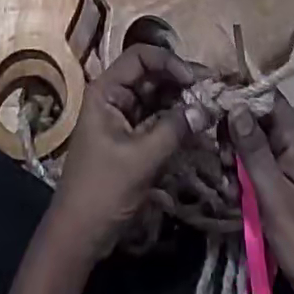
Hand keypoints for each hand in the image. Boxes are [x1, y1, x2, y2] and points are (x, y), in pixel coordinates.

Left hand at [48, 44, 196, 257]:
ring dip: (183, 101)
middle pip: (152, 75)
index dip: (169, 62)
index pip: (140, 57)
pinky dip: (178, 121)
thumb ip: (175, 129)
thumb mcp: (141, 159)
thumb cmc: (102, 191)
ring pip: (158, 97)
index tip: (194, 80)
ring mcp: (123, 118)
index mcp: (106, 91)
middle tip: (214, 92)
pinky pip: (159, 119)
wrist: (79, 236)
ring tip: (211, 108)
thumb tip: (208, 107)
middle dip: (182, 82)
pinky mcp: (132, 138)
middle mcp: (114, 97)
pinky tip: (200, 126)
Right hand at [227, 93, 293, 293]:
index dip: (239, 94)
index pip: (266, 97)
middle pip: (252, 119)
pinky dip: (239, 179)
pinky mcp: (276, 185)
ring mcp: (283, 165)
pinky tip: (233, 198)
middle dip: (231, 135)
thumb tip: (235, 103)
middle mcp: (290, 143)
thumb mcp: (274, 194)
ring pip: (247, 145)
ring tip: (229, 188)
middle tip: (223, 162)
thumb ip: (254, 148)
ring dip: (232, 161)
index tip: (211, 105)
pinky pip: (250, 168)